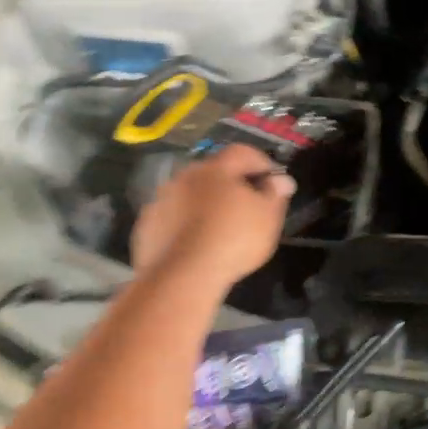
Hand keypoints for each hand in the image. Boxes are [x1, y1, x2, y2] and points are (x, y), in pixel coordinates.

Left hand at [131, 145, 294, 283]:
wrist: (181, 276)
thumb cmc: (233, 240)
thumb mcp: (268, 218)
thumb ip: (275, 194)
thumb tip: (281, 180)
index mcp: (217, 169)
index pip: (243, 152)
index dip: (261, 163)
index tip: (273, 181)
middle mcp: (185, 176)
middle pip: (213, 172)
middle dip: (231, 184)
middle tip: (247, 205)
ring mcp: (161, 199)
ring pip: (190, 194)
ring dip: (205, 203)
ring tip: (219, 228)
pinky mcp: (146, 224)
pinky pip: (172, 216)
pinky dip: (185, 223)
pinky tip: (195, 243)